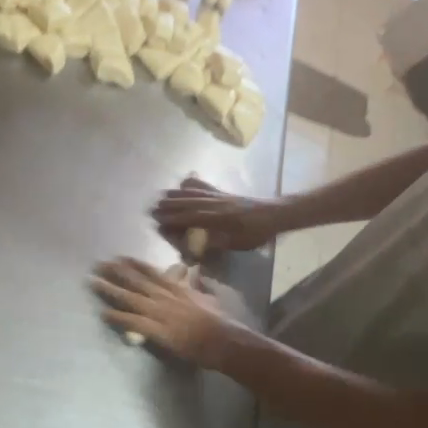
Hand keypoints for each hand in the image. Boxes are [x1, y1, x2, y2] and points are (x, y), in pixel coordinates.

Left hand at [92, 257, 245, 367]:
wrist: (223, 338)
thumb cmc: (220, 319)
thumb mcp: (210, 295)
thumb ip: (199, 284)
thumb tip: (196, 273)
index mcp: (177, 288)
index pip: (151, 272)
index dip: (134, 265)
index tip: (120, 258)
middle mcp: (165, 296)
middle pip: (136, 281)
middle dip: (116, 272)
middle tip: (98, 265)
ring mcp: (159, 312)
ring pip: (130, 298)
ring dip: (110, 290)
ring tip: (94, 283)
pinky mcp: (157, 330)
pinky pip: (132, 321)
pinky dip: (117, 317)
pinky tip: (103, 314)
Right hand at [152, 177, 288, 252]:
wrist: (275, 214)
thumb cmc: (257, 233)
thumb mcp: (238, 243)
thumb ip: (217, 243)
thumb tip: (197, 245)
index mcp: (219, 218)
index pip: (191, 217)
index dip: (173, 219)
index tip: (158, 221)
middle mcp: (216, 204)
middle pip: (188, 203)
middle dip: (169, 206)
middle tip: (152, 209)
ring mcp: (219, 196)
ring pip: (194, 194)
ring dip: (176, 195)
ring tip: (161, 197)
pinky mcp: (224, 193)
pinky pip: (205, 186)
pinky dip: (193, 184)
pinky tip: (184, 182)